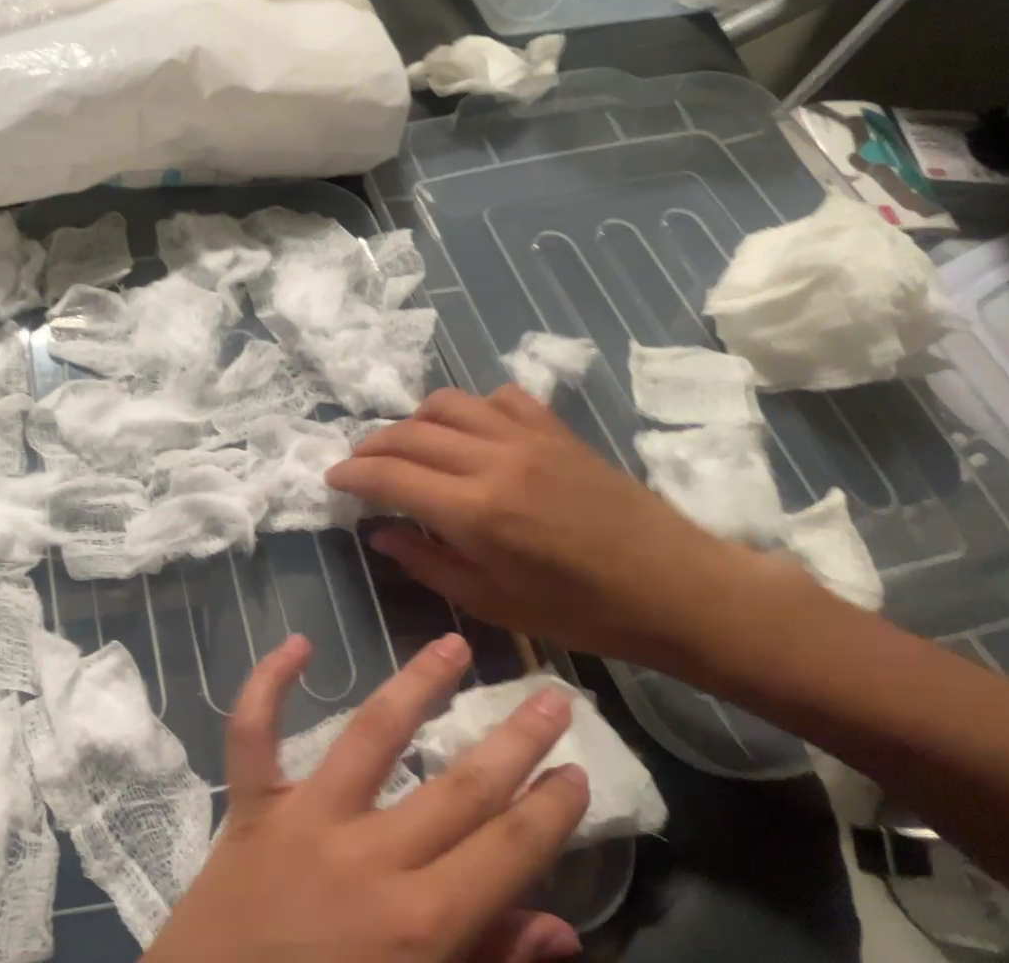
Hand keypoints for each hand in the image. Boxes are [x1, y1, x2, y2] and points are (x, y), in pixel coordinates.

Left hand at [143, 633, 589, 962]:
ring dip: (417, 683)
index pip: (508, 848)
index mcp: (421, 920)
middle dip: (516, 740)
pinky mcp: (249, 807)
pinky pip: (253, 735)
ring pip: (370, 735)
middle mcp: (369, 857)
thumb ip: (489, 962)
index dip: (552, 809)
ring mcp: (305, 821)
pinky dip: (267, 685)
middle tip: (553, 694)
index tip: (578, 769)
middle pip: (459, 787)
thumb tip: (561, 927)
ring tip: (453, 642)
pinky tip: (298, 643)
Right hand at [326, 385, 778, 667]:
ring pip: (448, 403)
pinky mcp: (557, 430)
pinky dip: (471, 408)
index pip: (389, 475)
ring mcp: (528, 438)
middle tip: (358, 467)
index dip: (351, 474)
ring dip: (413, 421)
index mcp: (474, 511)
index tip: (332, 480)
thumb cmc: (579, 611)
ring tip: (406, 446)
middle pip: (409, 433)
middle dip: (371, 446)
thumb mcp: (491, 601)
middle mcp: (493, 460)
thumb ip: (426, 561)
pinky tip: (470, 433)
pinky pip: (499, 398)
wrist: (676, 589)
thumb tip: (378, 532)